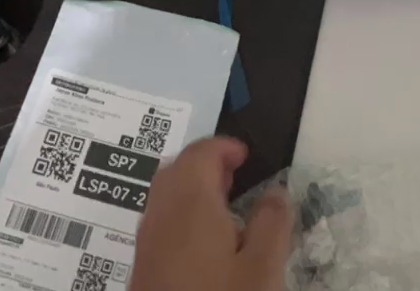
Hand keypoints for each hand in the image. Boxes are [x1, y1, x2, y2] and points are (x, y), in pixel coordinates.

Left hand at [131, 136, 291, 290]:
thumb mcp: (263, 268)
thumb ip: (272, 222)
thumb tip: (276, 191)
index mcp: (191, 201)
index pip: (201, 153)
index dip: (224, 147)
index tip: (247, 157)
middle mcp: (161, 214)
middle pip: (176, 169)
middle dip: (204, 164)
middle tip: (234, 177)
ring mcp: (148, 244)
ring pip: (164, 196)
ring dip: (190, 190)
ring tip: (223, 209)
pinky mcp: (143, 271)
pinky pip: (159, 224)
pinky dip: (180, 217)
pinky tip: (204, 246)